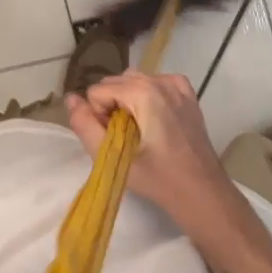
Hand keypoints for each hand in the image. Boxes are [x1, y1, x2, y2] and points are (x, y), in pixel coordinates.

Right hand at [65, 71, 228, 222]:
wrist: (201, 191)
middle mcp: (160, 81)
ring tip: (137, 130)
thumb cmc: (157, 178)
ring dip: (126, 100)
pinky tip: (153, 117)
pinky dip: (148, 94)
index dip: (98, 116)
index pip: (97, 92)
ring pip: (133, 80)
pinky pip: (156, 82)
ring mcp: (176, 86)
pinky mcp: (187, 95)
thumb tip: (70, 98)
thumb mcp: (112, 156)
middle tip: (123, 138)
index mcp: (142, 92)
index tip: (113, 140)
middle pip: (114, 83)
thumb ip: (85, 125)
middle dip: (110, 106)